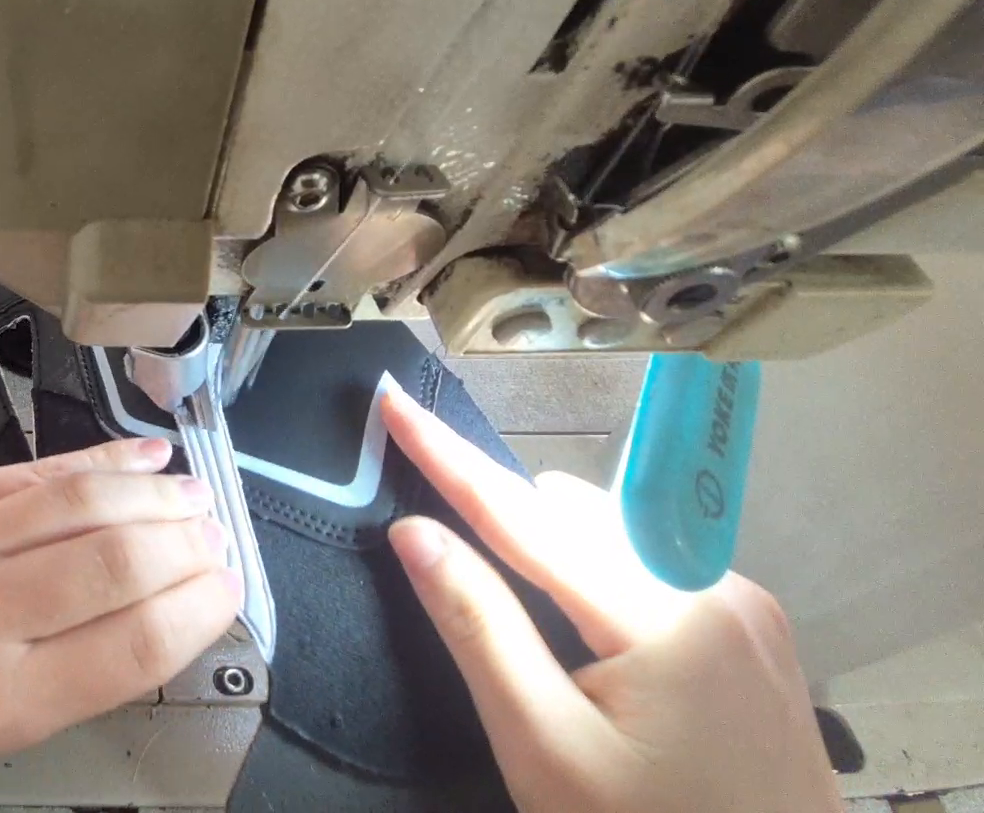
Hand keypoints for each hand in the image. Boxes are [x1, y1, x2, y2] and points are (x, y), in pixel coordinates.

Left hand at [0, 437, 240, 811]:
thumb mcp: (11, 722)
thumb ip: (95, 663)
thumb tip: (173, 601)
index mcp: (8, 693)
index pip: (135, 645)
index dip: (198, 611)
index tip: (227, 590)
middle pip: (116, 562)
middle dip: (186, 546)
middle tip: (218, 538)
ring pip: (81, 500)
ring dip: (153, 495)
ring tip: (194, 496)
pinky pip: (37, 468)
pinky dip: (102, 459)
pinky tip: (143, 458)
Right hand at [381, 388, 841, 812]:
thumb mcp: (543, 745)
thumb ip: (477, 625)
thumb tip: (413, 531)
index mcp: (662, 615)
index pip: (518, 510)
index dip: (444, 452)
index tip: (392, 399)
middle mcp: (713, 588)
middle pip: (565, 512)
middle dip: (496, 507)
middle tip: (448, 545)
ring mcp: (742, 606)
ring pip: (605, 529)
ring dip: (543, 538)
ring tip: (519, 601)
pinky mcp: (753, 630)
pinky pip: (644, 558)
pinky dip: (588, 563)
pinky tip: (584, 619)